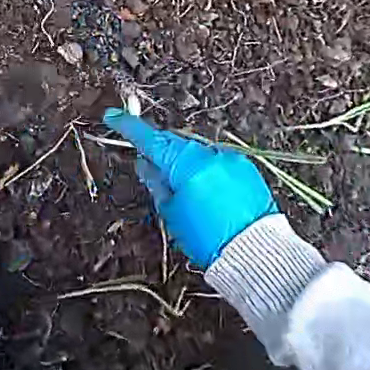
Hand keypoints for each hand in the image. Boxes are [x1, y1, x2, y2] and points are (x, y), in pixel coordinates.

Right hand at [104, 109, 276, 267]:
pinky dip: (206, 171)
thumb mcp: (172, 213)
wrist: (256, 253)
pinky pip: (217, 162)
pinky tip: (206, 193)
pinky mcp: (246, 169)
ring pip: (196, 153)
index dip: (129, 127)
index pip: (151, 139)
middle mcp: (209, 154)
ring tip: (183, 192)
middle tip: (148, 166)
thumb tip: (145, 165)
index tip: (113, 116)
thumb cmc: (209, 239)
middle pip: (175, 144)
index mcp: (186, 163)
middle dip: (160, 152)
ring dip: (185, 164)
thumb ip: (156, 183)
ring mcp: (230, 159)